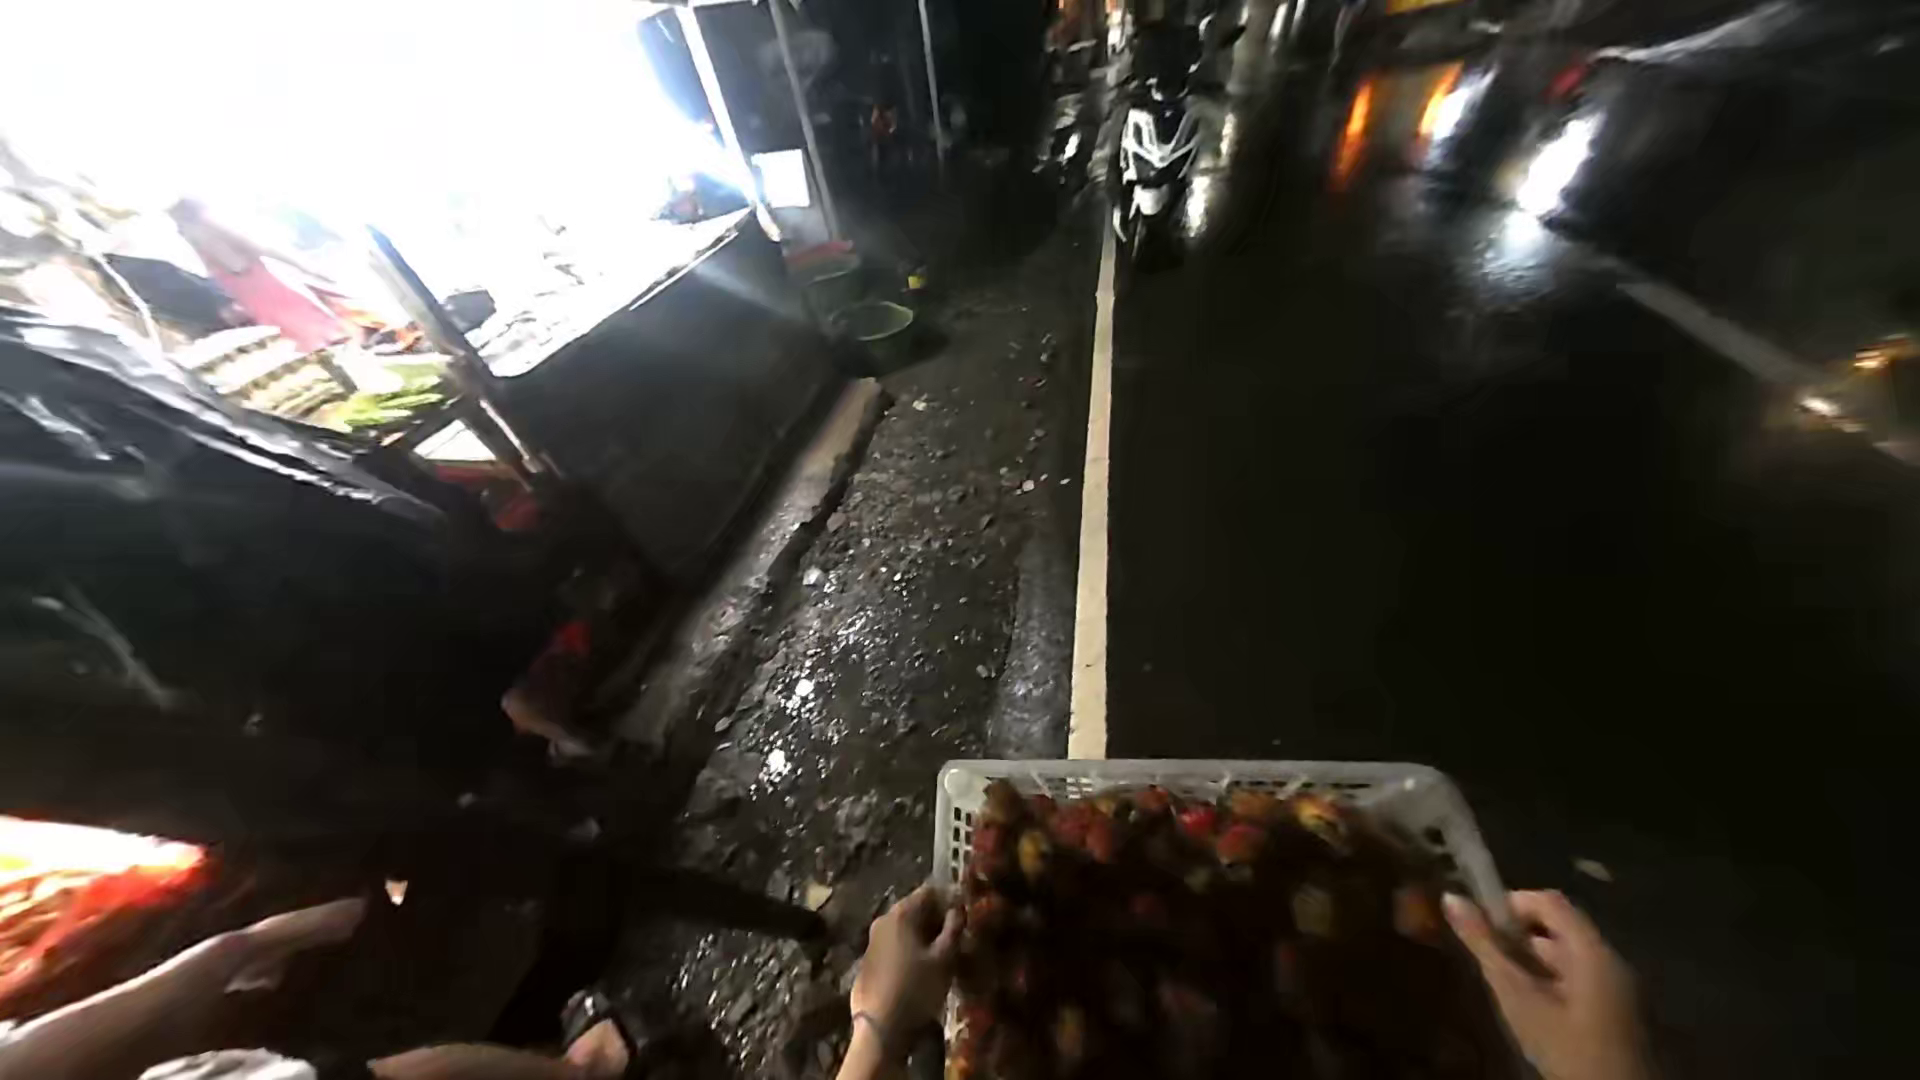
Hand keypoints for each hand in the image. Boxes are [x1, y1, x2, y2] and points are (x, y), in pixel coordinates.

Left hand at [849, 884, 963, 1041]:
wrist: (879, 1031)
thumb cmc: (916, 990)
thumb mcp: (944, 959)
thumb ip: (953, 928)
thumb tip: (957, 909)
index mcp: (901, 913)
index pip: (929, 891)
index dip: (948, 900)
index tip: (961, 917)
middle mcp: (883, 919)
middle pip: (914, 908)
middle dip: (935, 919)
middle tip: (953, 938)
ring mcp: (872, 940)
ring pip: (903, 928)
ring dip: (921, 936)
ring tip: (938, 955)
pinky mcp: (867, 961)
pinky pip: (892, 945)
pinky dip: (907, 949)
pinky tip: (917, 970)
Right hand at [1445, 890, 1652, 1079]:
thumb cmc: (1567, 1048)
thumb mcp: (1516, 995)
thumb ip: (1483, 943)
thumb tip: (1449, 896)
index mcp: (1592, 952)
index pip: (1548, 900)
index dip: (1512, 902)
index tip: (1485, 925)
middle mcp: (1612, 961)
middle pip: (1558, 924)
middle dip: (1518, 932)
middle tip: (1491, 955)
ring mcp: (1622, 988)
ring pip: (1566, 951)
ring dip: (1532, 956)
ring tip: (1507, 980)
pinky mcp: (1622, 1011)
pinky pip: (1580, 974)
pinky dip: (1551, 975)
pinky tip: (1535, 1002)